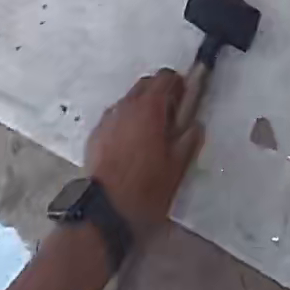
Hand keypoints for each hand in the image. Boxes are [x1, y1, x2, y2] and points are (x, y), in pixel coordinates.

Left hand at [85, 69, 203, 237]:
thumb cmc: (147, 187)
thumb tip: (195, 124)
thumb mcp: (177, 165)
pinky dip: (124, 121)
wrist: (105, 213)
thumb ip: (190, 138)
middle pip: (146, 83)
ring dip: (141, 106)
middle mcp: (127, 105)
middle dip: (159, 92)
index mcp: (150, 107)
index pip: (166, 77)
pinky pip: (114, 116)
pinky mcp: (95, 134)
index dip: (178, 85)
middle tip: (169, 118)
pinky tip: (128, 146)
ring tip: (147, 135)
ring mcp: (108, 118)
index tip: (184, 102)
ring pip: (129, 99)